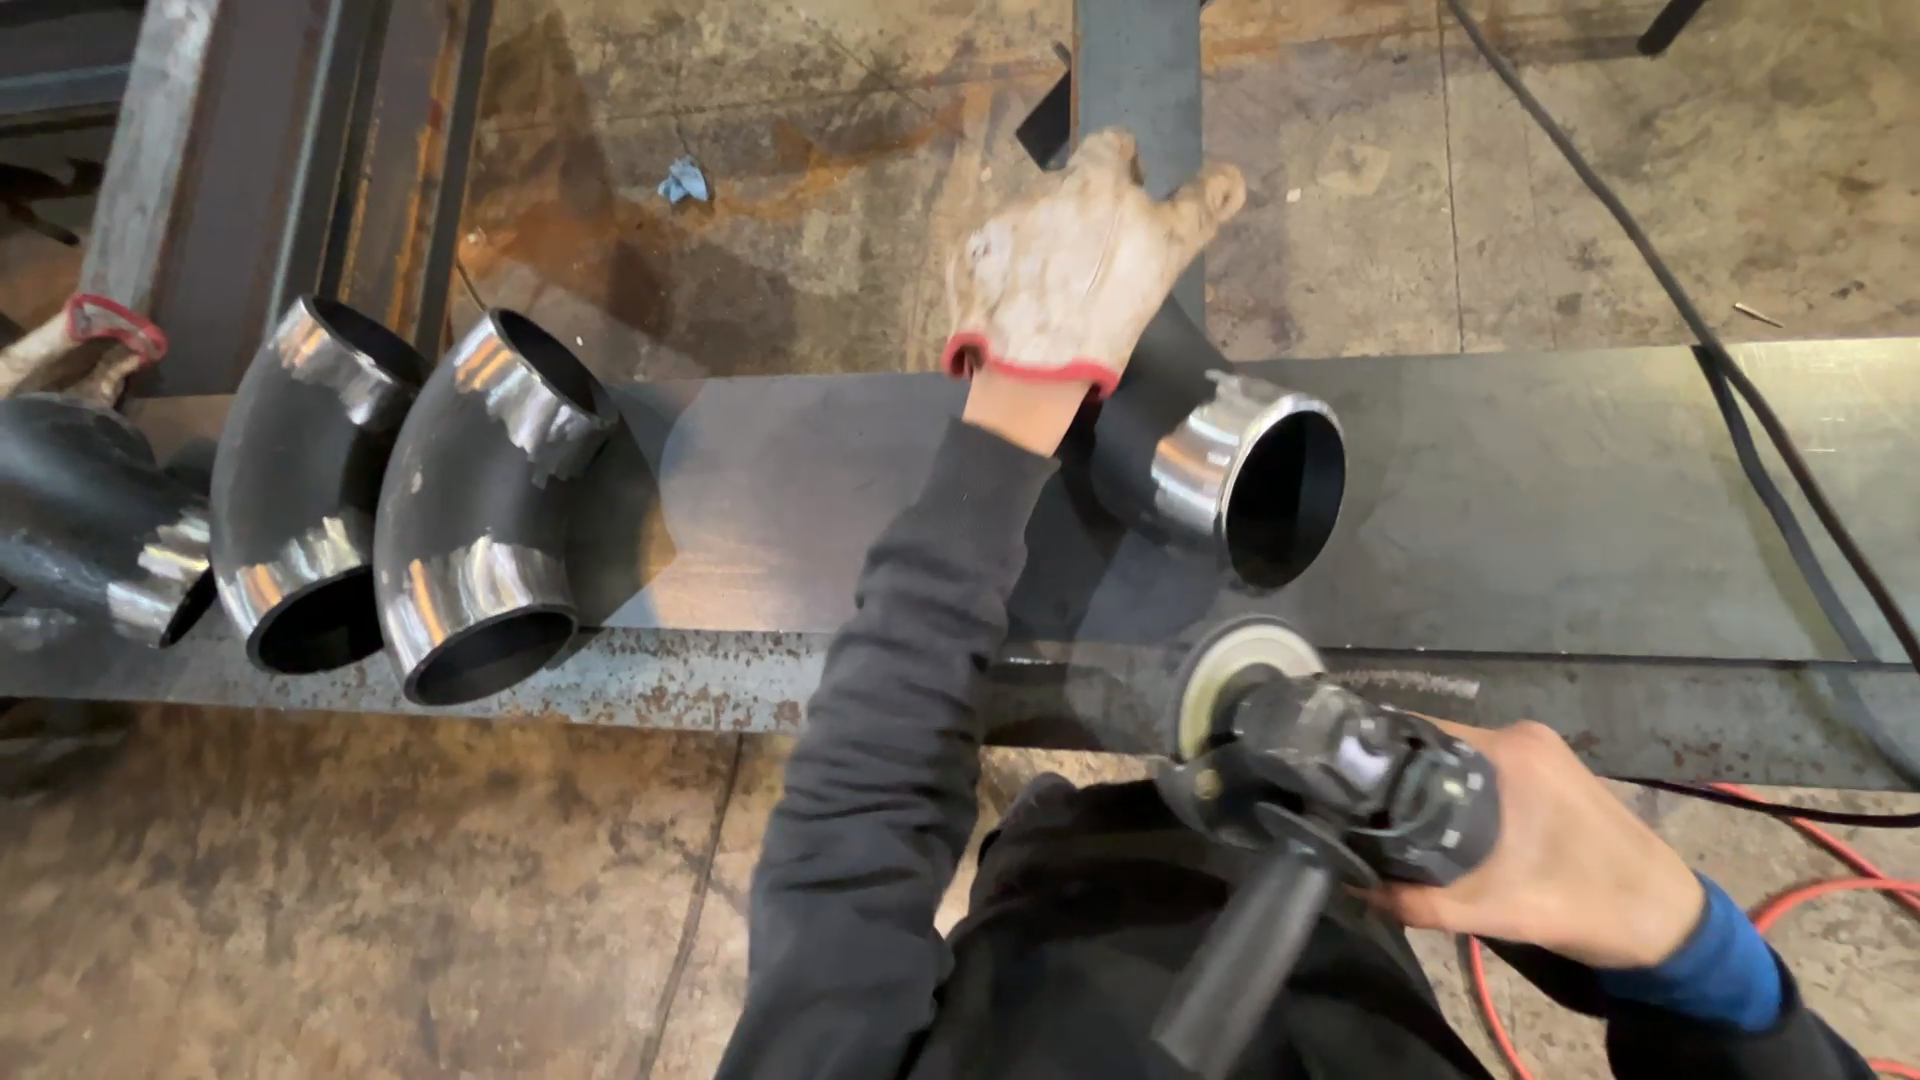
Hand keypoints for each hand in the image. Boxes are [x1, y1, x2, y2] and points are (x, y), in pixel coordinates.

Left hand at [942, 128, 1245, 400]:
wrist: (1032, 374)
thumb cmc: (1110, 315)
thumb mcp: (1167, 258)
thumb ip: (1199, 208)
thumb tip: (1232, 176)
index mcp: (1094, 179)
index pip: (1111, 147)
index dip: (1123, 171)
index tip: (1123, 207)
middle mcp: (1039, 186)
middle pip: (1066, 187)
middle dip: (1078, 214)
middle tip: (1086, 267)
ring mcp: (996, 219)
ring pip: (1026, 219)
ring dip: (1039, 243)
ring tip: (1046, 295)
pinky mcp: (965, 252)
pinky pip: (990, 250)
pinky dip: (1003, 270)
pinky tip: (1015, 305)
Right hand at [1374, 719, 1706, 969]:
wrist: (1673, 926)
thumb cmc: (1585, 905)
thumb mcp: (1494, 909)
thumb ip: (1416, 899)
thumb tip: (1348, 882)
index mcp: (1507, 751)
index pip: (1412, 730)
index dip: (1370, 751)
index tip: (1336, 775)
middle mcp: (1517, 735)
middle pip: (1429, 739)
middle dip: (1393, 768)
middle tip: (1356, 799)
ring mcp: (1535, 748)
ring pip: (1453, 752)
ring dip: (1424, 777)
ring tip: (1387, 807)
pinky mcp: (1547, 765)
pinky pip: (1478, 763)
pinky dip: (1454, 782)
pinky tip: (1436, 811)